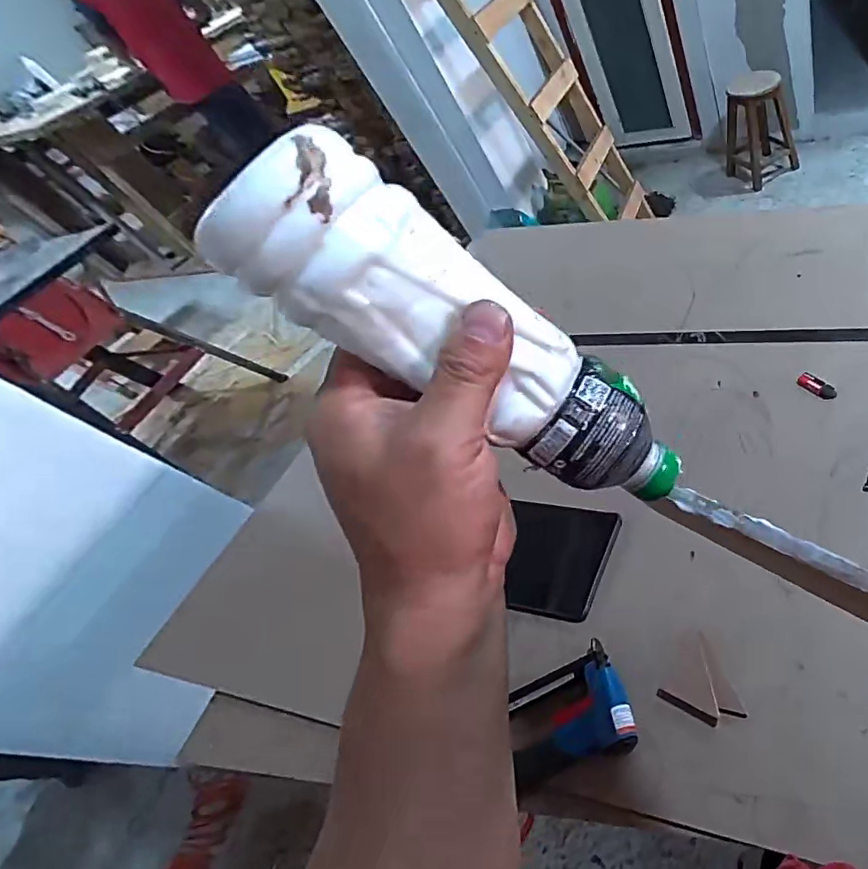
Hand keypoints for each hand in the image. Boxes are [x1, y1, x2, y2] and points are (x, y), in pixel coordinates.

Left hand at [307, 301, 516, 653]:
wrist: (448, 593)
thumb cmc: (428, 519)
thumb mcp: (444, 438)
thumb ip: (466, 372)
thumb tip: (489, 311)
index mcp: (345, 407)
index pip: (368, 336)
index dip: (406, 304)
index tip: (448, 275)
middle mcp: (371, 417)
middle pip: (411, 356)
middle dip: (453, 332)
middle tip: (493, 298)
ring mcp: (412, 438)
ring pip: (444, 383)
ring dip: (478, 362)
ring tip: (515, 327)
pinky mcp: (447, 456)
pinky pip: (467, 410)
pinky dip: (492, 393)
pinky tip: (522, 373)